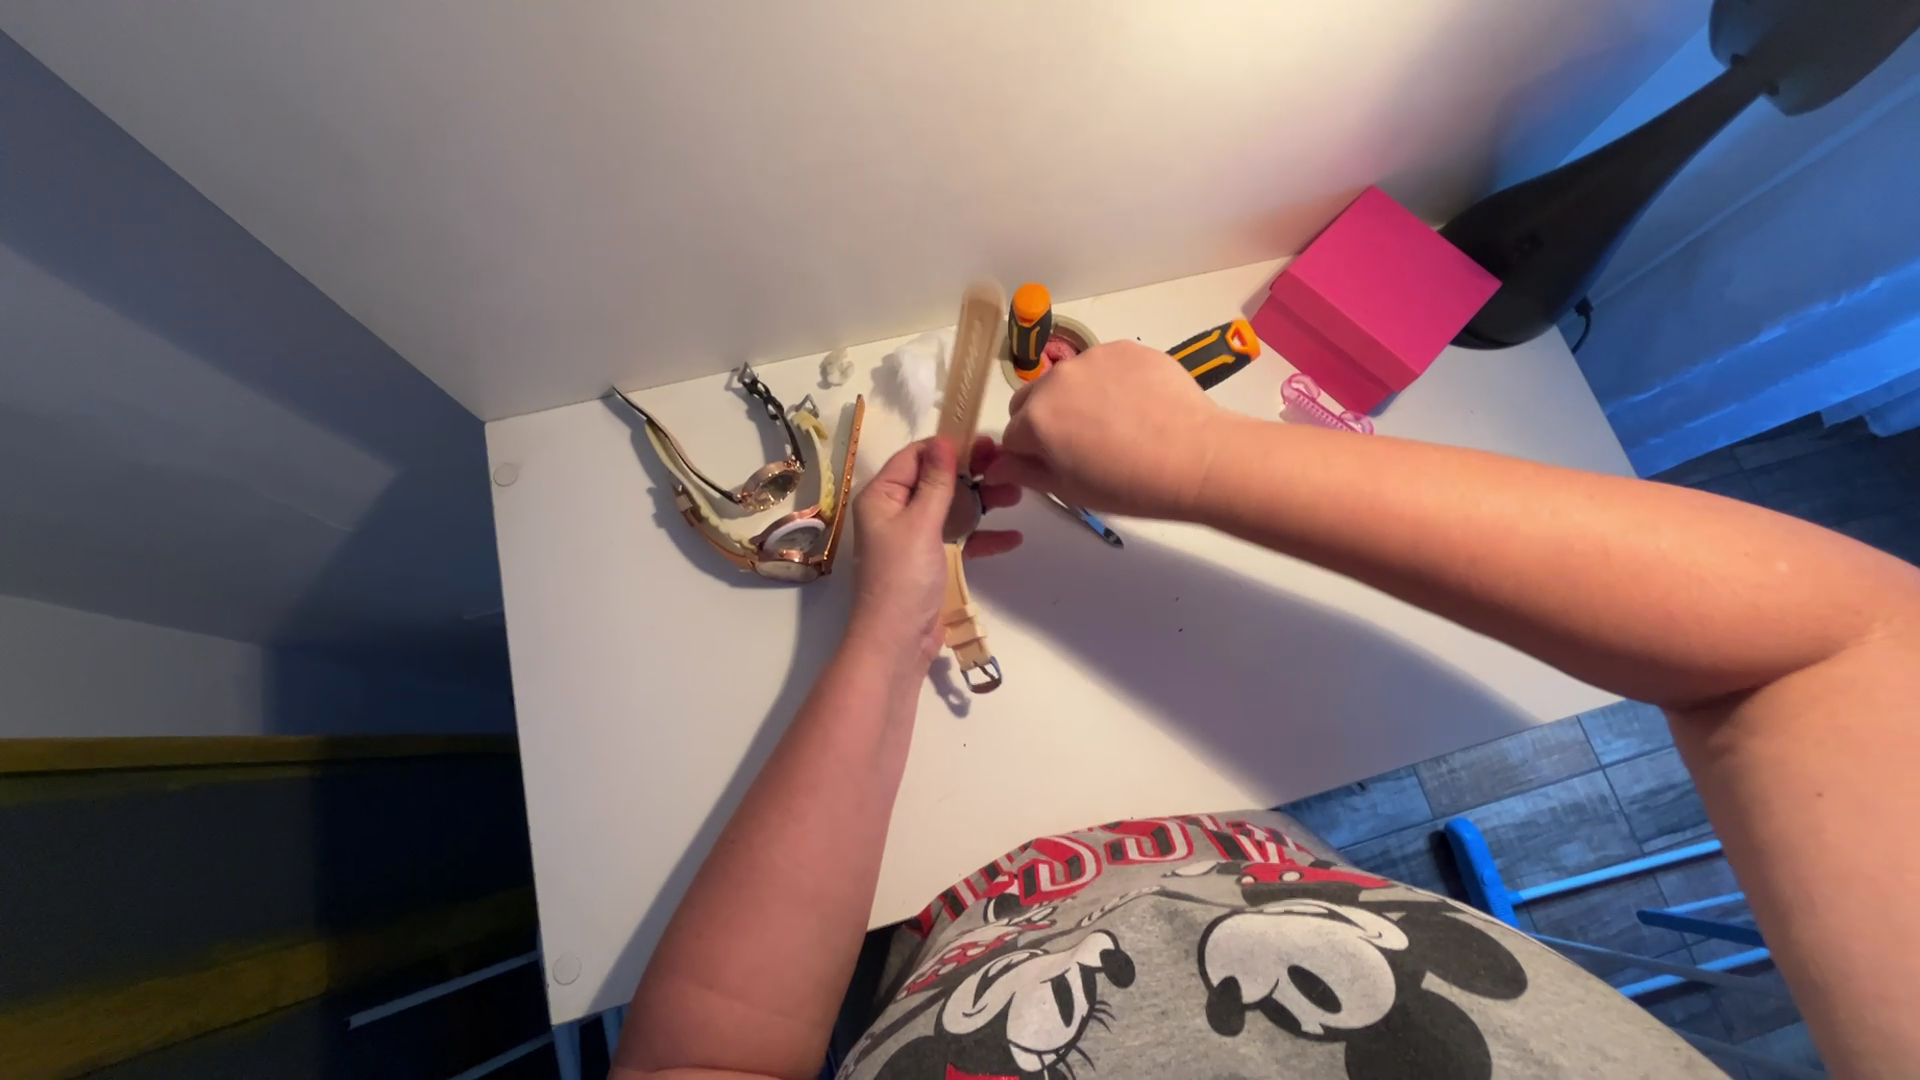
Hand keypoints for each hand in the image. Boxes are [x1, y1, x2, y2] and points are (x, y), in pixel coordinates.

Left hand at [850, 436, 1021, 658]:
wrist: (897, 643)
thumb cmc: (902, 578)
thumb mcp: (920, 524)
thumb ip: (936, 483)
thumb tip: (944, 441)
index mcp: (882, 497)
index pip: (915, 457)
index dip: (948, 447)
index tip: (986, 443)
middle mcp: (896, 512)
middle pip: (937, 481)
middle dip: (972, 474)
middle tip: (1008, 467)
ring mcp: (914, 538)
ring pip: (952, 509)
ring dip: (982, 503)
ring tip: (1017, 496)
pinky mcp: (931, 562)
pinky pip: (959, 539)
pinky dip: (982, 537)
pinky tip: (1012, 537)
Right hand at [984, 340, 1246, 519]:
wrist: (1195, 458)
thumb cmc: (1129, 484)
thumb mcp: (1069, 490)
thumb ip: (1025, 473)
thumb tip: (997, 465)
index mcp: (1035, 421)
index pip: (1011, 436)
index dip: (1029, 454)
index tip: (1055, 464)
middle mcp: (1055, 381)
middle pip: (1029, 400)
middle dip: (1043, 420)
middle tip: (1080, 444)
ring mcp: (1091, 359)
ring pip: (1065, 380)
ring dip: (1075, 398)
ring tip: (1113, 425)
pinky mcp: (1124, 348)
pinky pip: (1101, 365)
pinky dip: (1108, 382)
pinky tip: (1135, 407)